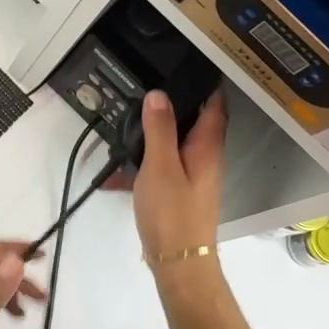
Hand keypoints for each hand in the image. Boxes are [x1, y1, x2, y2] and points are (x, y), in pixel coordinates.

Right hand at [108, 88, 227, 259]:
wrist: (178, 265)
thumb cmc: (172, 212)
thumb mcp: (161, 165)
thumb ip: (159, 129)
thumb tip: (160, 94)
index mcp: (207, 146)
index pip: (215, 104)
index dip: (207, 83)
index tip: (190, 63)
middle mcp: (205, 158)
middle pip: (192, 122)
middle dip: (172, 106)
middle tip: (146, 88)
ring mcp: (193, 177)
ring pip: (173, 146)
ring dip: (151, 137)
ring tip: (122, 127)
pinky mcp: (179, 194)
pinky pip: (160, 169)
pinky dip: (141, 167)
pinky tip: (114, 174)